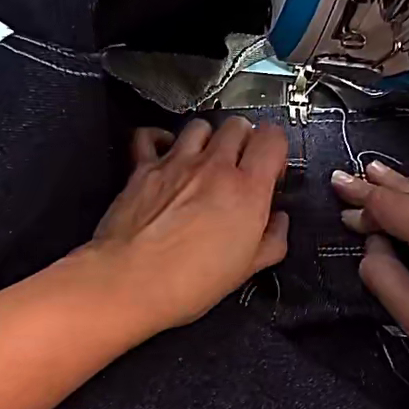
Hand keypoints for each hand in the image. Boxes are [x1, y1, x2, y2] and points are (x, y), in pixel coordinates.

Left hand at [87, 117, 289, 331]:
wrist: (130, 283)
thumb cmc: (187, 282)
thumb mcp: (246, 270)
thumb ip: (271, 240)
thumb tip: (279, 224)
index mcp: (247, 190)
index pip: (273, 138)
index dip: (275, 149)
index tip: (270, 169)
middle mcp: (214, 167)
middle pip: (238, 125)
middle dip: (245, 140)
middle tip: (241, 165)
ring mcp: (177, 163)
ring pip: (201, 125)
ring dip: (209, 138)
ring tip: (206, 159)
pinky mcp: (144, 168)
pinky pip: (152, 135)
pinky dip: (160, 138)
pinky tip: (166, 152)